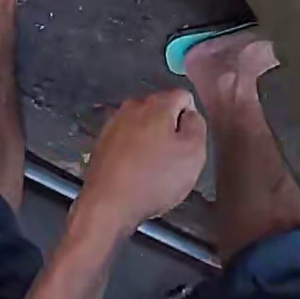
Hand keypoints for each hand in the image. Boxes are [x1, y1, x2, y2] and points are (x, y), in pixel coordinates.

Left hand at [76, 88, 208, 235]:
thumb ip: (197, 126)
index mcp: (157, 103)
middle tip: (173, 159)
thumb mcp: (192, 154)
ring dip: (152, 140)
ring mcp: (115, 121)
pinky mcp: (102, 139)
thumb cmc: (155, 177)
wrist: (107, 202)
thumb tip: (190, 114)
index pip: (184, 97)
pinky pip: (128, 137)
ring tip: (153, 169)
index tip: (188, 144)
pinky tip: (135, 171)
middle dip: (171, 129)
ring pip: (144, 124)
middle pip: (163, 109)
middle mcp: (133, 104)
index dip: (192, 119)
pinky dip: (134, 149)